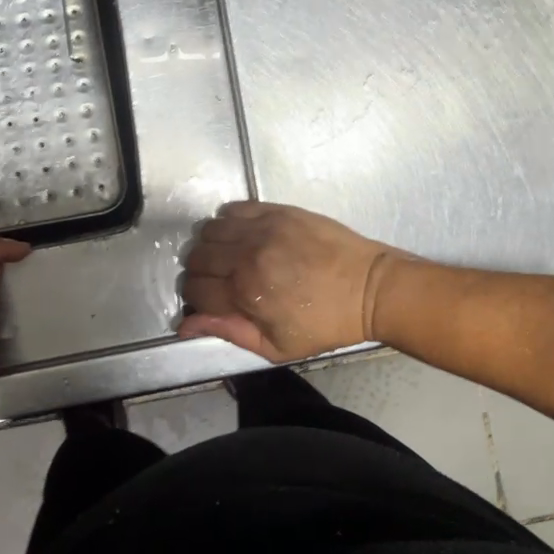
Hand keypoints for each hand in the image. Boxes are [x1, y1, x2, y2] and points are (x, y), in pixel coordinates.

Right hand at [178, 201, 411, 361]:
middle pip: (197, 257)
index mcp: (245, 293)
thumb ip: (228, 332)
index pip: (194, 289)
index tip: (209, 301)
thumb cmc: (324, 324)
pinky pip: (235, 208)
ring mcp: (262, 228)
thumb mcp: (276, 346)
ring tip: (230, 256)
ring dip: (212, 245)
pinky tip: (243, 234)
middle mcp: (247, 256)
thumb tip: (185, 325)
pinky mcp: (278, 210)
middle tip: (219, 280)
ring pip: (210, 229)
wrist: (369, 288)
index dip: (196, 298)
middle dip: (200, 272)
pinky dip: (229, 221)